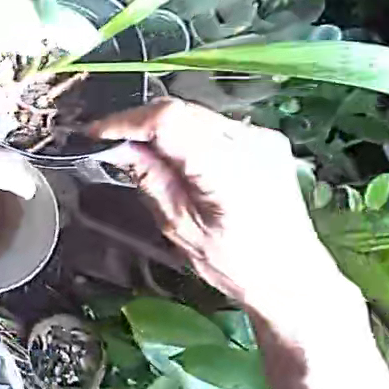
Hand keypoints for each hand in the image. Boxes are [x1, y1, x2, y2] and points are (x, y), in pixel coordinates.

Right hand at [89, 99, 351, 329]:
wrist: (293, 278)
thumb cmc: (235, 264)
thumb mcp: (178, 225)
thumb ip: (149, 179)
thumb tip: (116, 147)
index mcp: (228, 169)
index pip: (168, 121)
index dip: (125, 121)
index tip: (94, 134)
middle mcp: (249, 143)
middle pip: (179, 111)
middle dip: (136, 122)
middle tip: (107, 142)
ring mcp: (260, 137)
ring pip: (192, 112)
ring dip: (156, 125)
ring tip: (133, 148)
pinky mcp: (262, 139)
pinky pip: (209, 122)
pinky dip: (180, 131)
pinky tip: (167, 152)